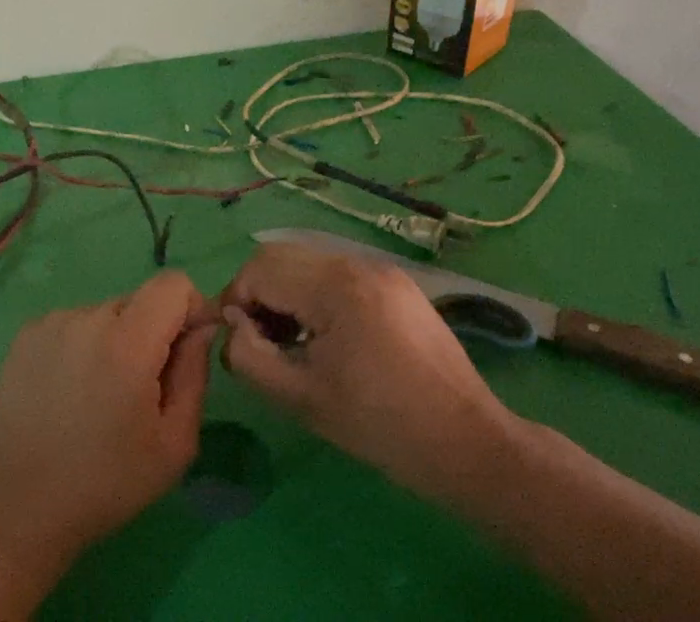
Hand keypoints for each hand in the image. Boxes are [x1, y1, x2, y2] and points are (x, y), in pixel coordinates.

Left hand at [0, 271, 217, 559]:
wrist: (18, 504)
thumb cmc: (106, 482)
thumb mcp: (175, 443)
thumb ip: (195, 374)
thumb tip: (200, 329)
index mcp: (127, 342)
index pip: (174, 284)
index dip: (191, 309)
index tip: (186, 352)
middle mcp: (86, 317)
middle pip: (139, 301)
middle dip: (153, 334)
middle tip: (141, 390)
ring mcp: (51, 323)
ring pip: (105, 314)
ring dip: (116, 340)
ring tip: (100, 396)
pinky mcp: (25, 335)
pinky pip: (73, 325)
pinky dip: (83, 346)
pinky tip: (70, 392)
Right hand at [220, 241, 519, 502]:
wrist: (466, 442)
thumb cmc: (379, 424)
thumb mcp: (299, 396)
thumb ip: (249, 355)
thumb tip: (232, 325)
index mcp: (335, 287)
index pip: (259, 269)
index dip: (235, 301)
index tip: (237, 341)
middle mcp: (358, 263)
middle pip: (281, 257)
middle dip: (258, 294)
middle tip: (262, 341)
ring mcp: (382, 270)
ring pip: (308, 262)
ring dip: (286, 293)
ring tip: (292, 342)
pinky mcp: (398, 285)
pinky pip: (338, 274)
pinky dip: (316, 295)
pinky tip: (326, 338)